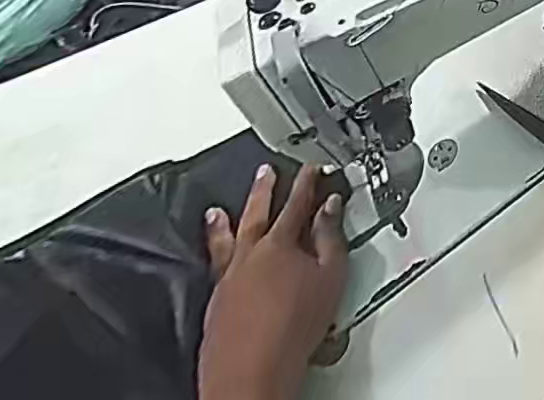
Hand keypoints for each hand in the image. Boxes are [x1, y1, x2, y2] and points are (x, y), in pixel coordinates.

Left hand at [198, 164, 349, 399]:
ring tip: (216, 211)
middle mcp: (250, 255)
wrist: (251, 374)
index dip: (306, 183)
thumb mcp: (330, 277)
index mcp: (280, 243)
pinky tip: (214, 257)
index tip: (311, 169)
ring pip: (226, 239)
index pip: (296, 203)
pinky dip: (213, 254)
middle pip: (257, 212)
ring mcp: (228, 279)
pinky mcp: (214, 304)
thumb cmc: (293, 330)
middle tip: (265, 172)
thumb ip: (330, 237)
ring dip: (223, 222)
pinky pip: (213, 266)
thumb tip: (329, 209)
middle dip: (264, 190)